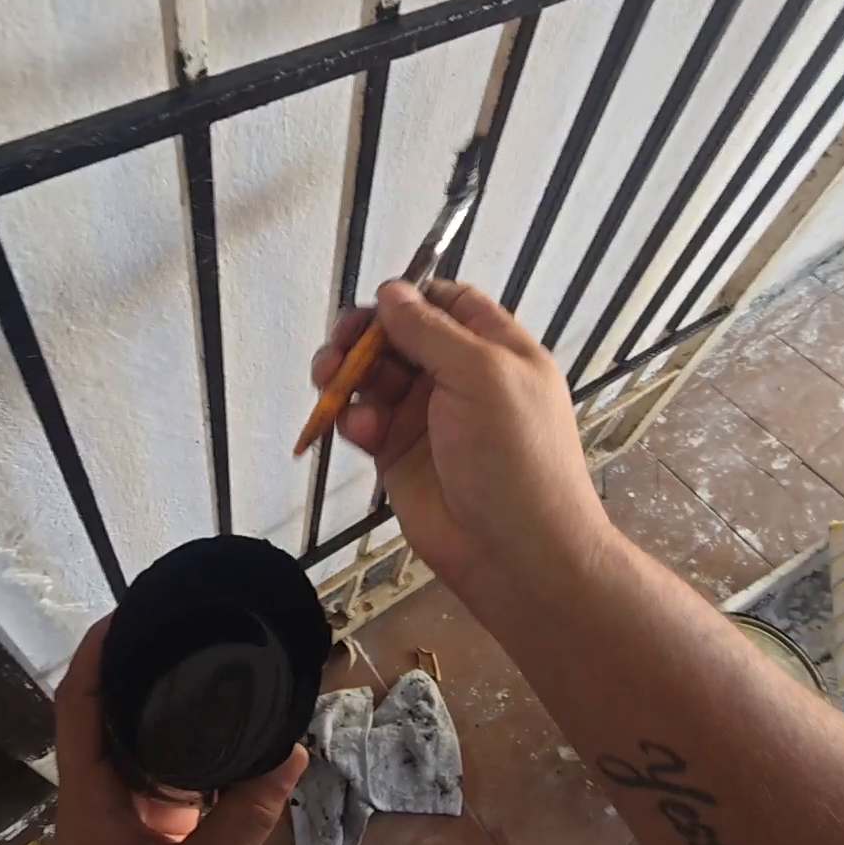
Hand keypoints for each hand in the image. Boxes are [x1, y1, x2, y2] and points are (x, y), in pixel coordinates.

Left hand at [53, 615, 308, 844]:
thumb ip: (245, 820)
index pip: (76, 711)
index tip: (121, 614)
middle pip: (95, 712)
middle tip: (167, 622)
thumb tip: (292, 752)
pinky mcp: (141, 826)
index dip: (92, 657)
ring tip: (189, 654)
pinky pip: (151, 764)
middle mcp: (94, 798)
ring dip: (149, 695)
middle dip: (124, 663)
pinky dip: (175, 734)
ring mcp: (116, 812)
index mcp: (88, 805)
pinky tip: (208, 720)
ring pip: (123, 737)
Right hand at [311, 279, 608, 582]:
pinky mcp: (395, 451)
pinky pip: (363, 419)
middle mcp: (456, 376)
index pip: (448, 303)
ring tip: (330, 380)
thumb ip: (431, 330)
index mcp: (492, 349)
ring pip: (372, 375)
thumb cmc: (512, 454)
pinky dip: (353, 417)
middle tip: (340, 345)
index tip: (379, 303)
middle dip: (365, 334)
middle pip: (398, 335)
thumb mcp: (481, 375)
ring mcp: (423, 415)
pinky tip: (359, 429)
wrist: (513, 553)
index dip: (411, 297)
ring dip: (346, 372)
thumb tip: (391, 291)